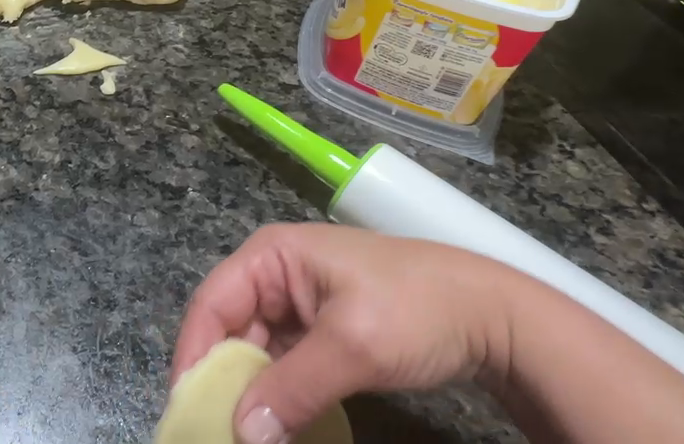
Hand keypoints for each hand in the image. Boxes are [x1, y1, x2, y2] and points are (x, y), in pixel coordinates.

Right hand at [172, 224, 514, 443]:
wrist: (498, 316)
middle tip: (214, 426)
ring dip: (251, 392)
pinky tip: (276, 425)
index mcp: (270, 257)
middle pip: (230, 329)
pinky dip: (279, 395)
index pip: (213, 304)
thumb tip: (241, 433)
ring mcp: (298, 302)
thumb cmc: (416, 310)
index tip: (185, 406)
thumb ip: (293, 389)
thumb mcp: (353, 348)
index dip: (194, 354)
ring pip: (256, 351)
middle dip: (222, 380)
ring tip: (242, 432)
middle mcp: (275, 274)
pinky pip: (285, 363)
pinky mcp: (322, 330)